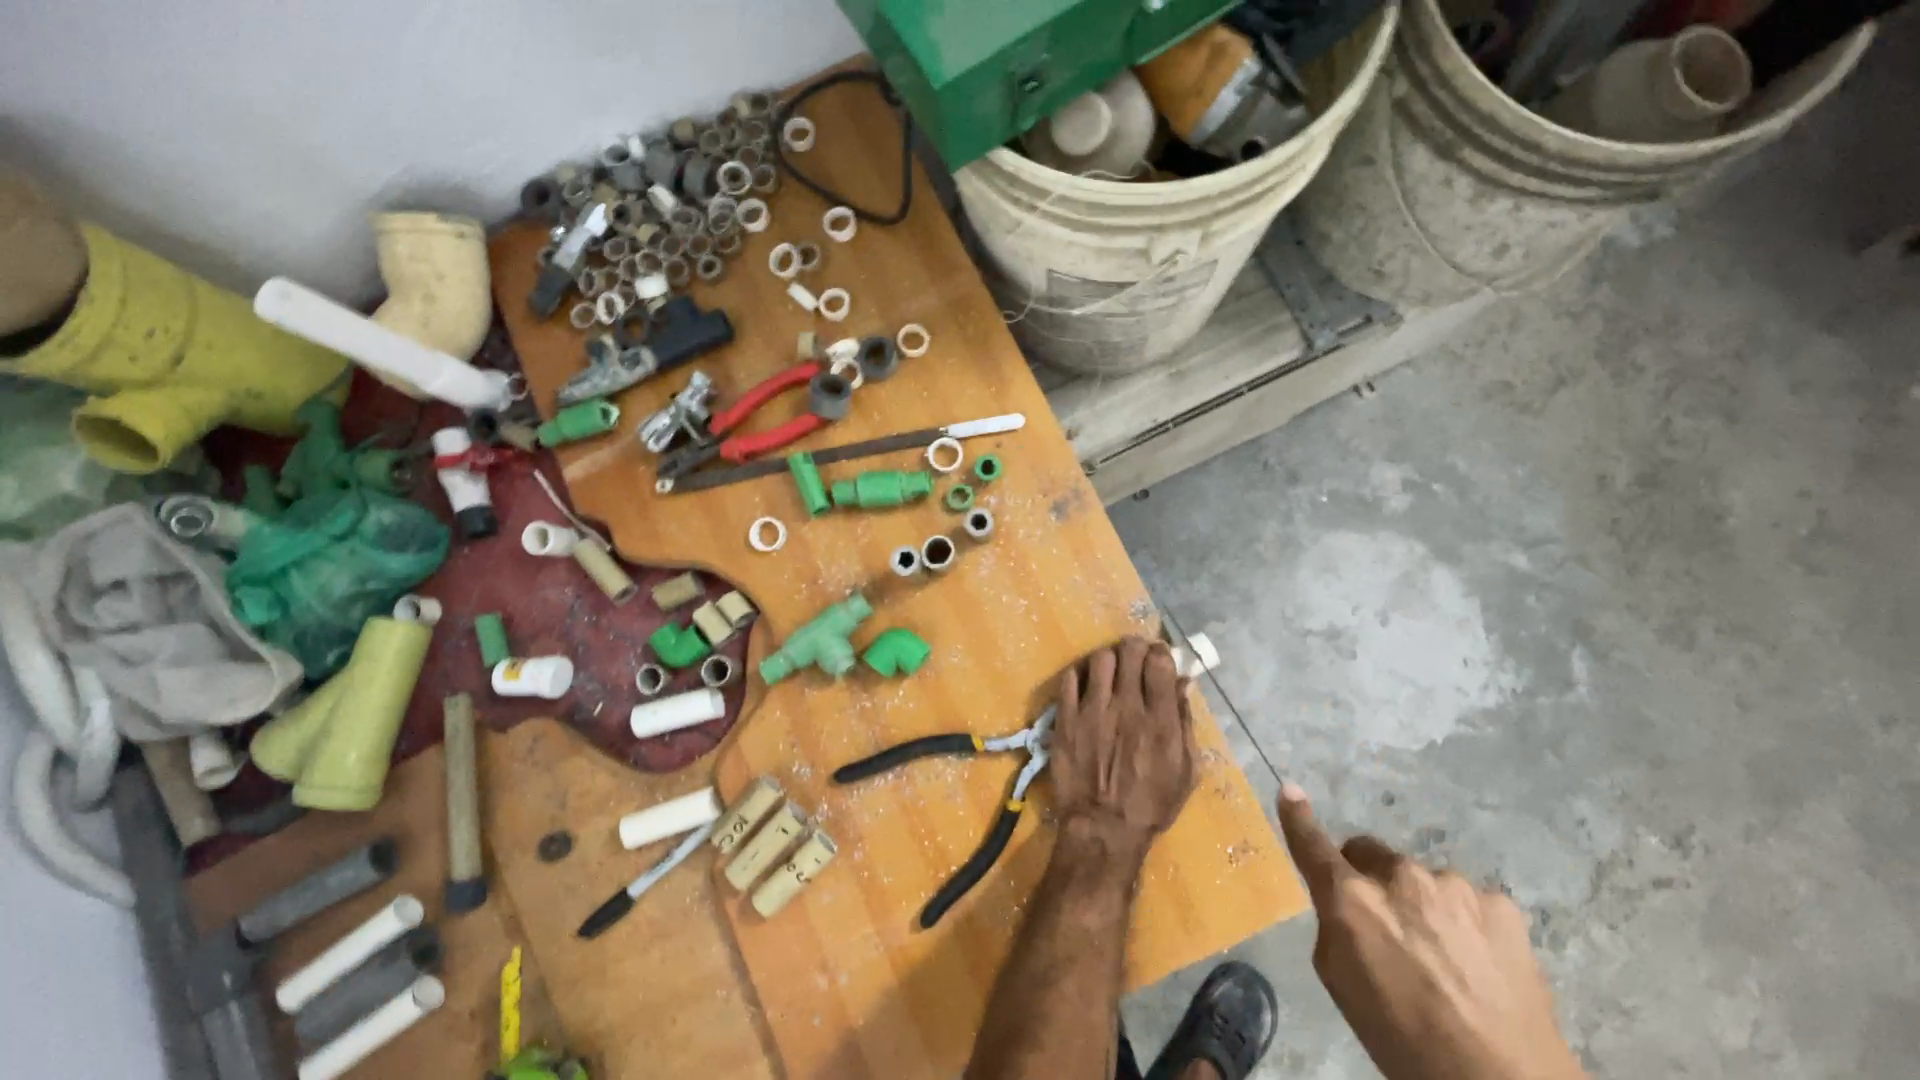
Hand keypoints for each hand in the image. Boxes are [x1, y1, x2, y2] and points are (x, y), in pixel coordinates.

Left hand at [1051, 636, 1196, 853]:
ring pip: (1099, 659)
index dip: (1159, 653)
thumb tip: (1183, 684)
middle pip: (1129, 651)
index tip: (1158, 659)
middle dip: (1134, 648)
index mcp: (1160, 720)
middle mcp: (1127, 707)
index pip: (1159, 662)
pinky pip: (1069, 679)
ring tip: (1109, 671)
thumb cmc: (1151, 804)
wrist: (1103, 828)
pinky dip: (1080, 675)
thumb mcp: (1186, 770)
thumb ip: (1185, 723)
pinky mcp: (1066, 719)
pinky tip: (1086, 686)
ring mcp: (1093, 711)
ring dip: (1108, 659)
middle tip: (1134, 659)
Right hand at [1277, 785, 1585, 1079]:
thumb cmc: (1403, 1040)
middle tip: (1388, 931)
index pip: (1315, 847)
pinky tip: (1478, 964)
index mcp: (1352, 901)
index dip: (1299, 818)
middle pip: (1373, 858)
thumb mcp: (1343, 985)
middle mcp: (1401, 878)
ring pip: (1423, 881)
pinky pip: (1467, 901)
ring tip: (1445, 961)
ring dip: (1422, 906)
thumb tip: (1347, 903)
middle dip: (1372, 881)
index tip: (1289, 791)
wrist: (1501, 1079)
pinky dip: (1464, 923)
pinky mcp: (1501, 903)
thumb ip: (1336, 928)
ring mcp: (1455, 886)